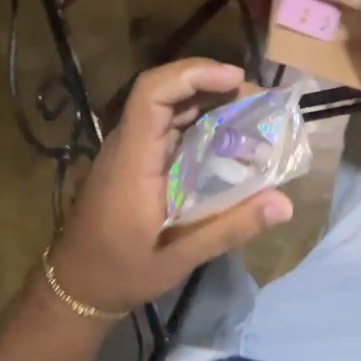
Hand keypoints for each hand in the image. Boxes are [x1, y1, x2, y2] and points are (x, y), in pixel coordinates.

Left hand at [50, 59, 294, 314]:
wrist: (76, 287)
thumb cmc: (122, 271)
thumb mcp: (178, 258)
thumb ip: (230, 228)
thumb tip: (284, 205)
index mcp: (133, 159)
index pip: (151, 94)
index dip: (192, 74)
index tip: (235, 78)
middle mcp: (129, 145)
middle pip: (165, 92)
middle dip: (213, 84)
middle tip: (259, 100)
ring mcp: (131, 151)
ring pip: (170, 107)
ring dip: (210, 102)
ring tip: (253, 113)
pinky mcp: (138, 161)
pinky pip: (170, 127)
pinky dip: (202, 123)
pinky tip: (231, 139)